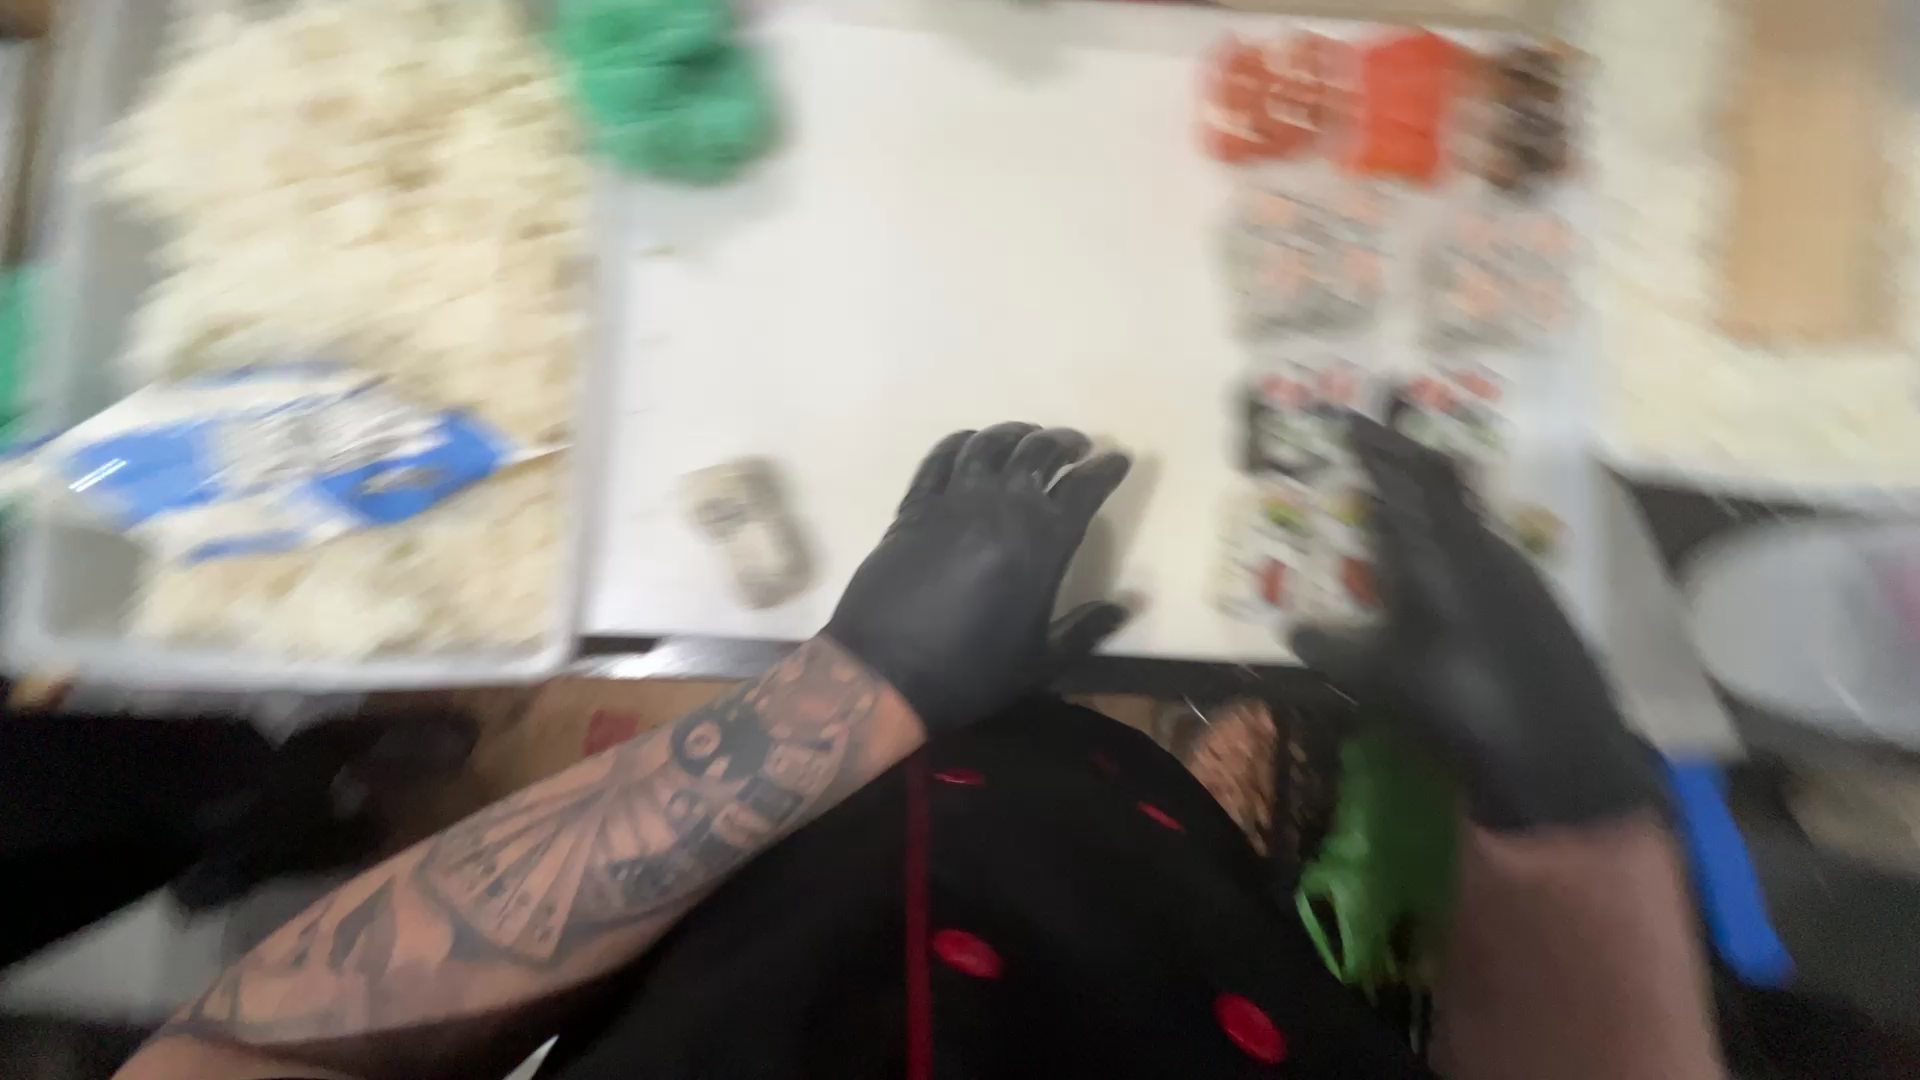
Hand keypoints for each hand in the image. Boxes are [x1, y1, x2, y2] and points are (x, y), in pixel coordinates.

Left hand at [825, 423, 1131, 733]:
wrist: (885, 672)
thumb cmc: (970, 671)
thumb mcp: (1041, 661)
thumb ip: (1087, 629)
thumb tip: (1129, 605)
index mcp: (1041, 542)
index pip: (1084, 489)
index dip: (1106, 470)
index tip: (1118, 460)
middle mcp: (1000, 507)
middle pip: (1038, 453)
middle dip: (1064, 443)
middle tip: (1076, 446)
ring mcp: (952, 501)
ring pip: (989, 444)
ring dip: (1015, 434)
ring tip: (1028, 436)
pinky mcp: (914, 506)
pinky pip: (939, 458)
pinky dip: (960, 442)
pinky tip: (970, 443)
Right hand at [1291, 417, 1657, 830]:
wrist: (1557, 751)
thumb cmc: (1450, 699)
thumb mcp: (1370, 675)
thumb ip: (1326, 644)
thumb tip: (1291, 629)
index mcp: (1432, 553)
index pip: (1402, 479)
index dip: (1375, 445)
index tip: (1350, 420)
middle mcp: (1478, 547)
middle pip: (1443, 480)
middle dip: (1403, 457)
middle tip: (1372, 447)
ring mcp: (1517, 570)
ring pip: (1466, 513)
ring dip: (1429, 500)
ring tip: (1395, 513)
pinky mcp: (1539, 597)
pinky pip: (1485, 546)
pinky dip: (1451, 538)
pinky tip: (1440, 574)